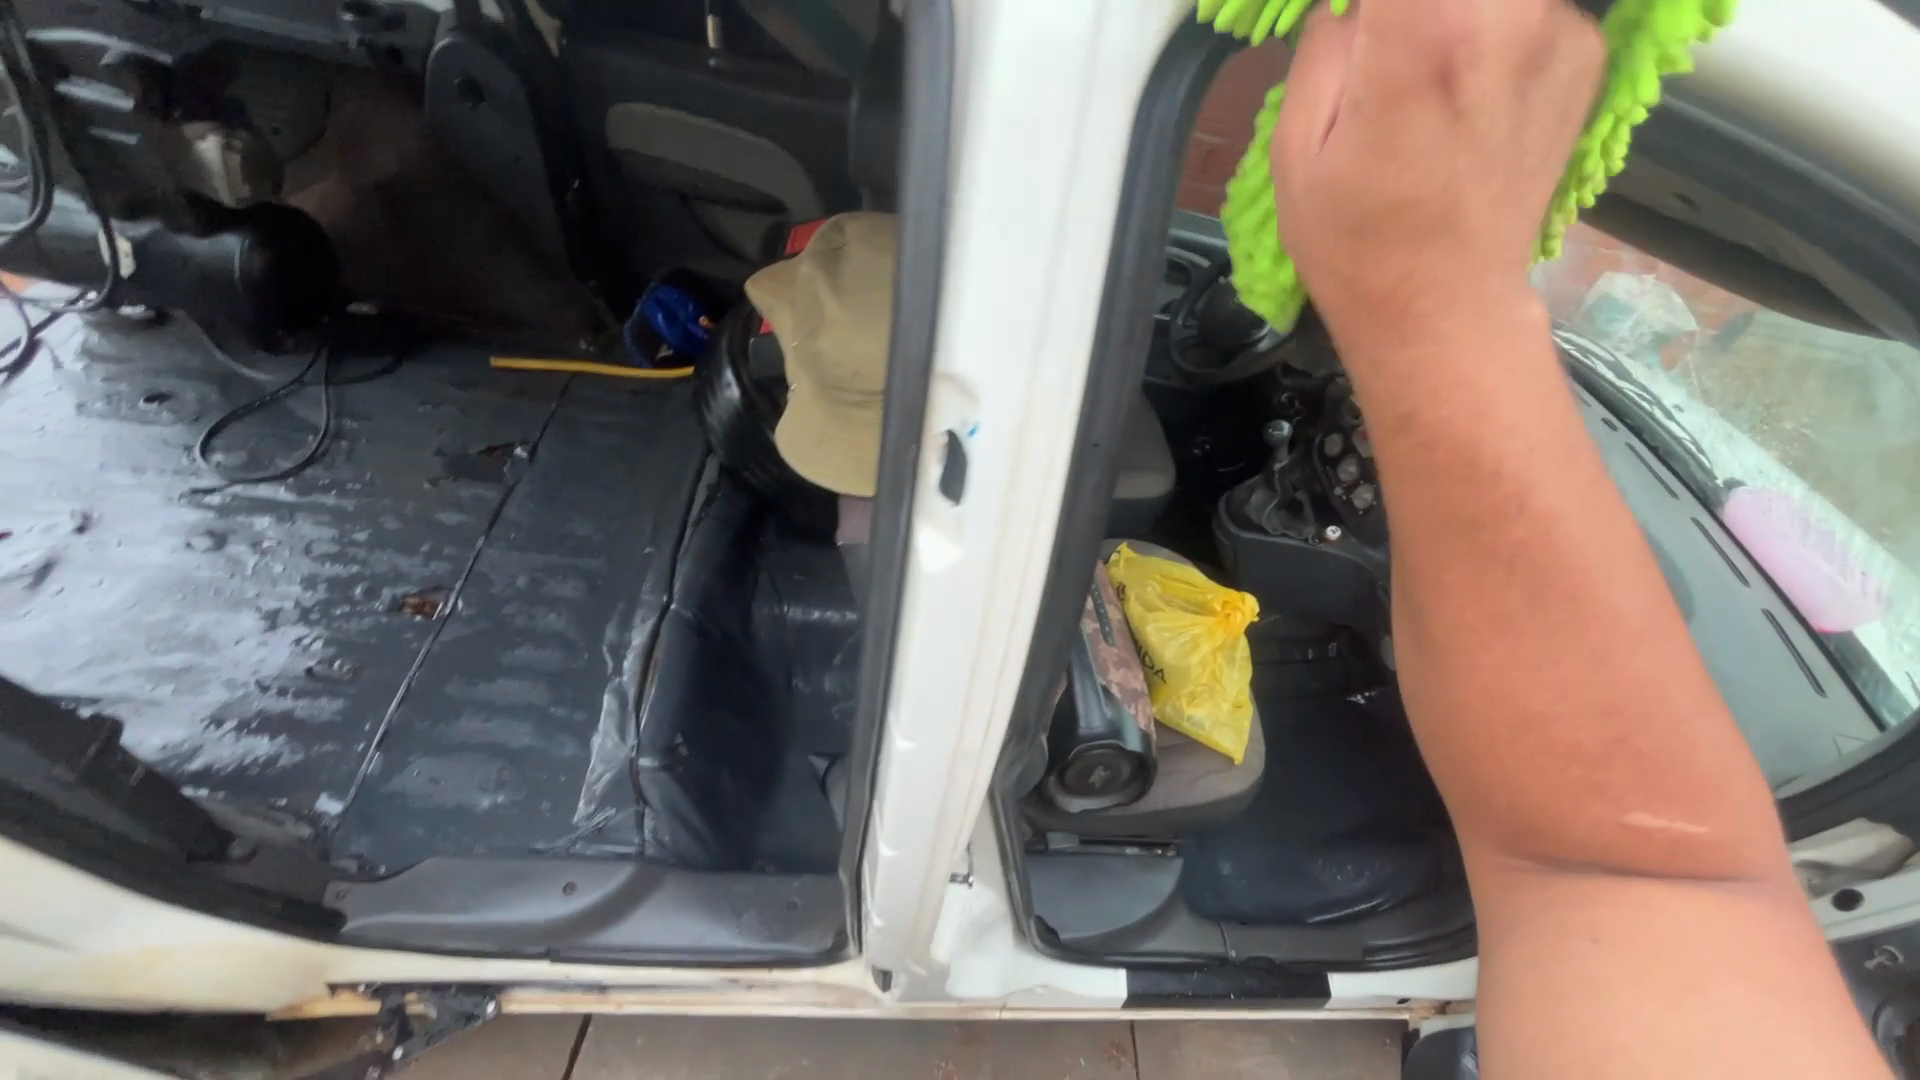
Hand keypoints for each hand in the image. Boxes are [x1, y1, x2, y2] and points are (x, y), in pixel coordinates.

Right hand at [1271, 0, 1604, 356]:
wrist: (1441, 306)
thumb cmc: (1352, 245)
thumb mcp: (1295, 156)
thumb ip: (1321, 53)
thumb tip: (1349, 3)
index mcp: (1423, 40)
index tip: (1355, 18)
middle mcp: (1507, 15)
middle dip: (1408, 9)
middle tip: (1382, 50)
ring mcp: (1558, 31)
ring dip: (1448, 15)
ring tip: (1420, 71)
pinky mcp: (1585, 53)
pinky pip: (1526, 5)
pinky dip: (1489, 26)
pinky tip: (1464, 88)